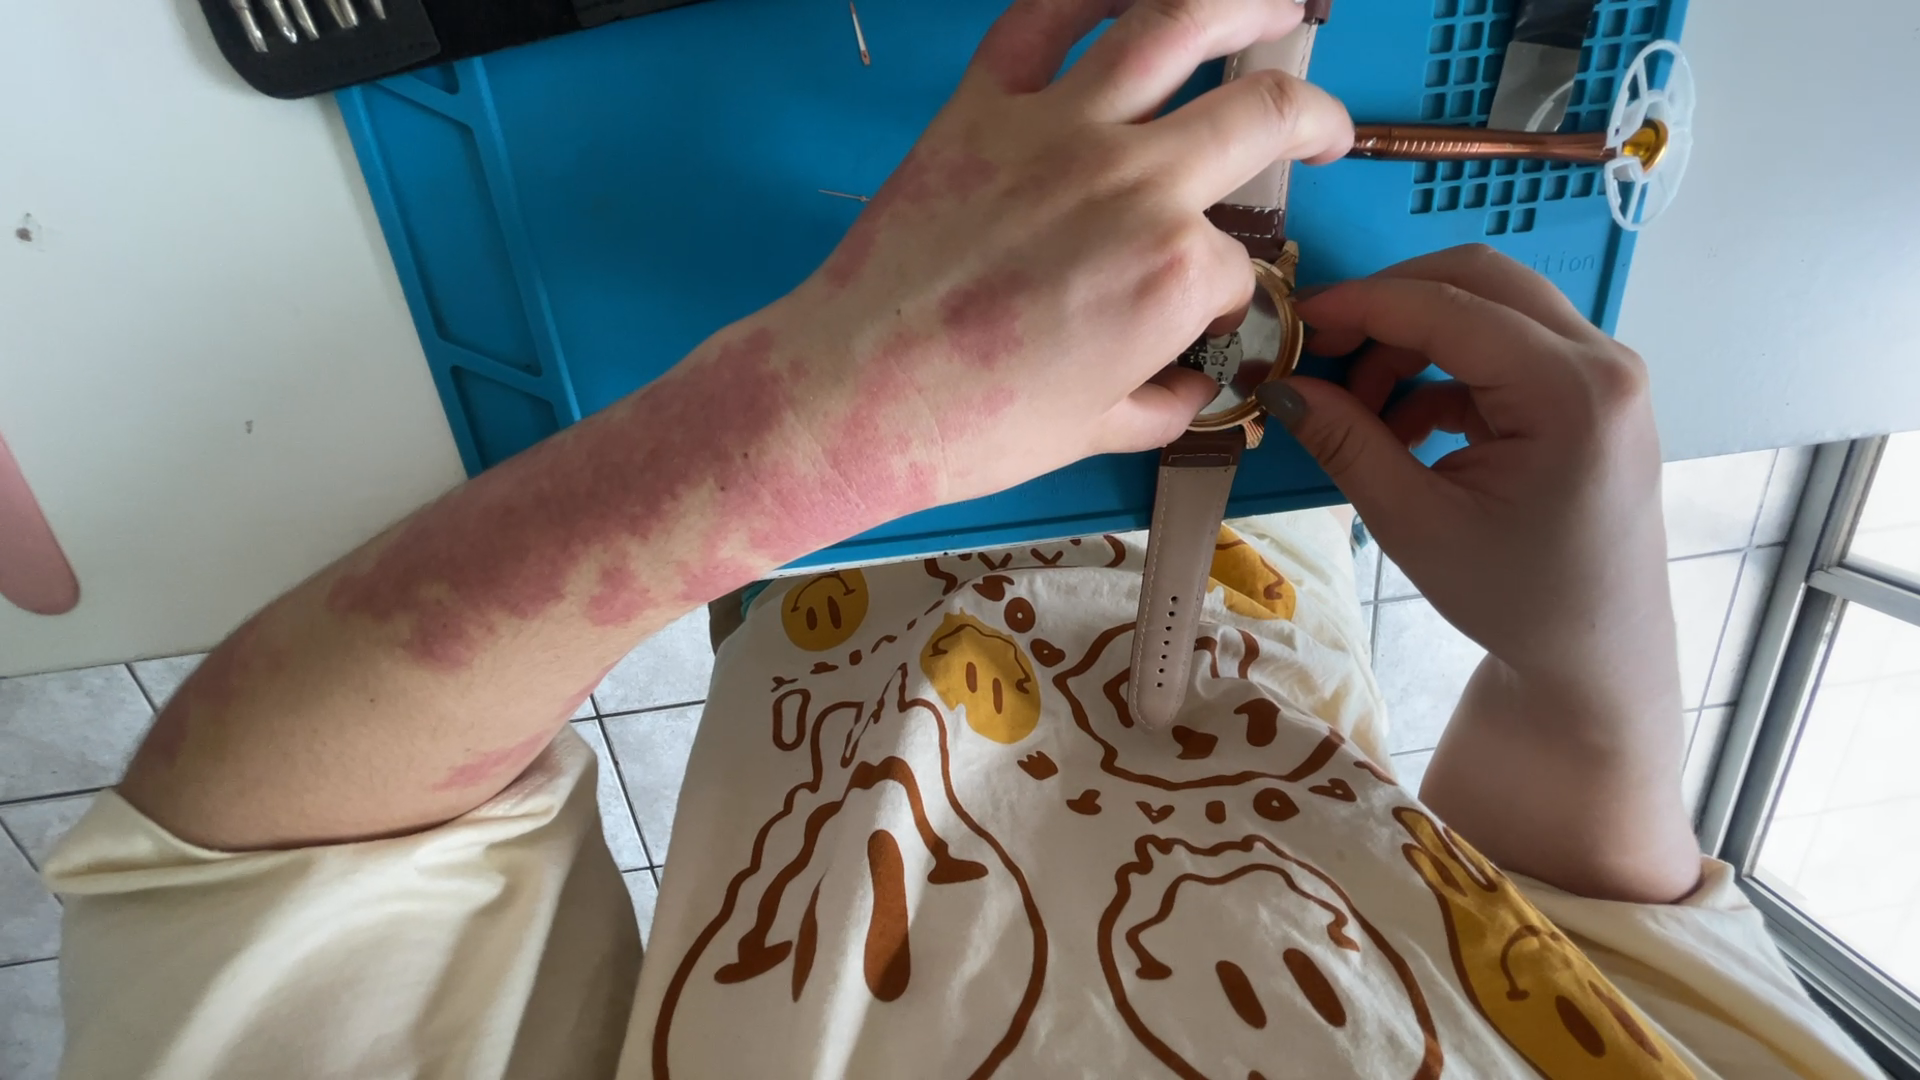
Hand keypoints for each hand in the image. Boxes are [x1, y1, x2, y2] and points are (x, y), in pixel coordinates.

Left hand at [756, 0, 1352, 514]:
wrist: (854, 395)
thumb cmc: (972, 431)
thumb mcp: (1091, 435)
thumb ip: (1162, 405)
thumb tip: (1195, 391)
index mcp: (1171, 276)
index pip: (1231, 273)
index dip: (1225, 301)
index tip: (1203, 318)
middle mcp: (1137, 184)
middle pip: (1259, 117)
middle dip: (1311, 123)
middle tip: (1320, 133)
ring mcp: (1060, 131)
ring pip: (1180, 23)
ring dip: (1250, 4)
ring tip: (1283, 6)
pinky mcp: (984, 107)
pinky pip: (1050, 11)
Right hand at [1260, 245, 1699, 900]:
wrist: (1592, 649)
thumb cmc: (1508, 593)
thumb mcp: (1410, 521)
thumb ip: (1345, 441)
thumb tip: (1280, 387)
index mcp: (1568, 389)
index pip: (1447, 307)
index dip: (1358, 304)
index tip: (1291, 320)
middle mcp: (1598, 358)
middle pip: (1477, 278)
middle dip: (1386, 304)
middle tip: (1321, 350)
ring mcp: (1596, 370)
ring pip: (1487, 306)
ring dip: (1408, 340)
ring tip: (1360, 409)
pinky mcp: (1581, 392)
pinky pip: (1496, 347)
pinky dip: (1436, 369)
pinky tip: (1403, 426)